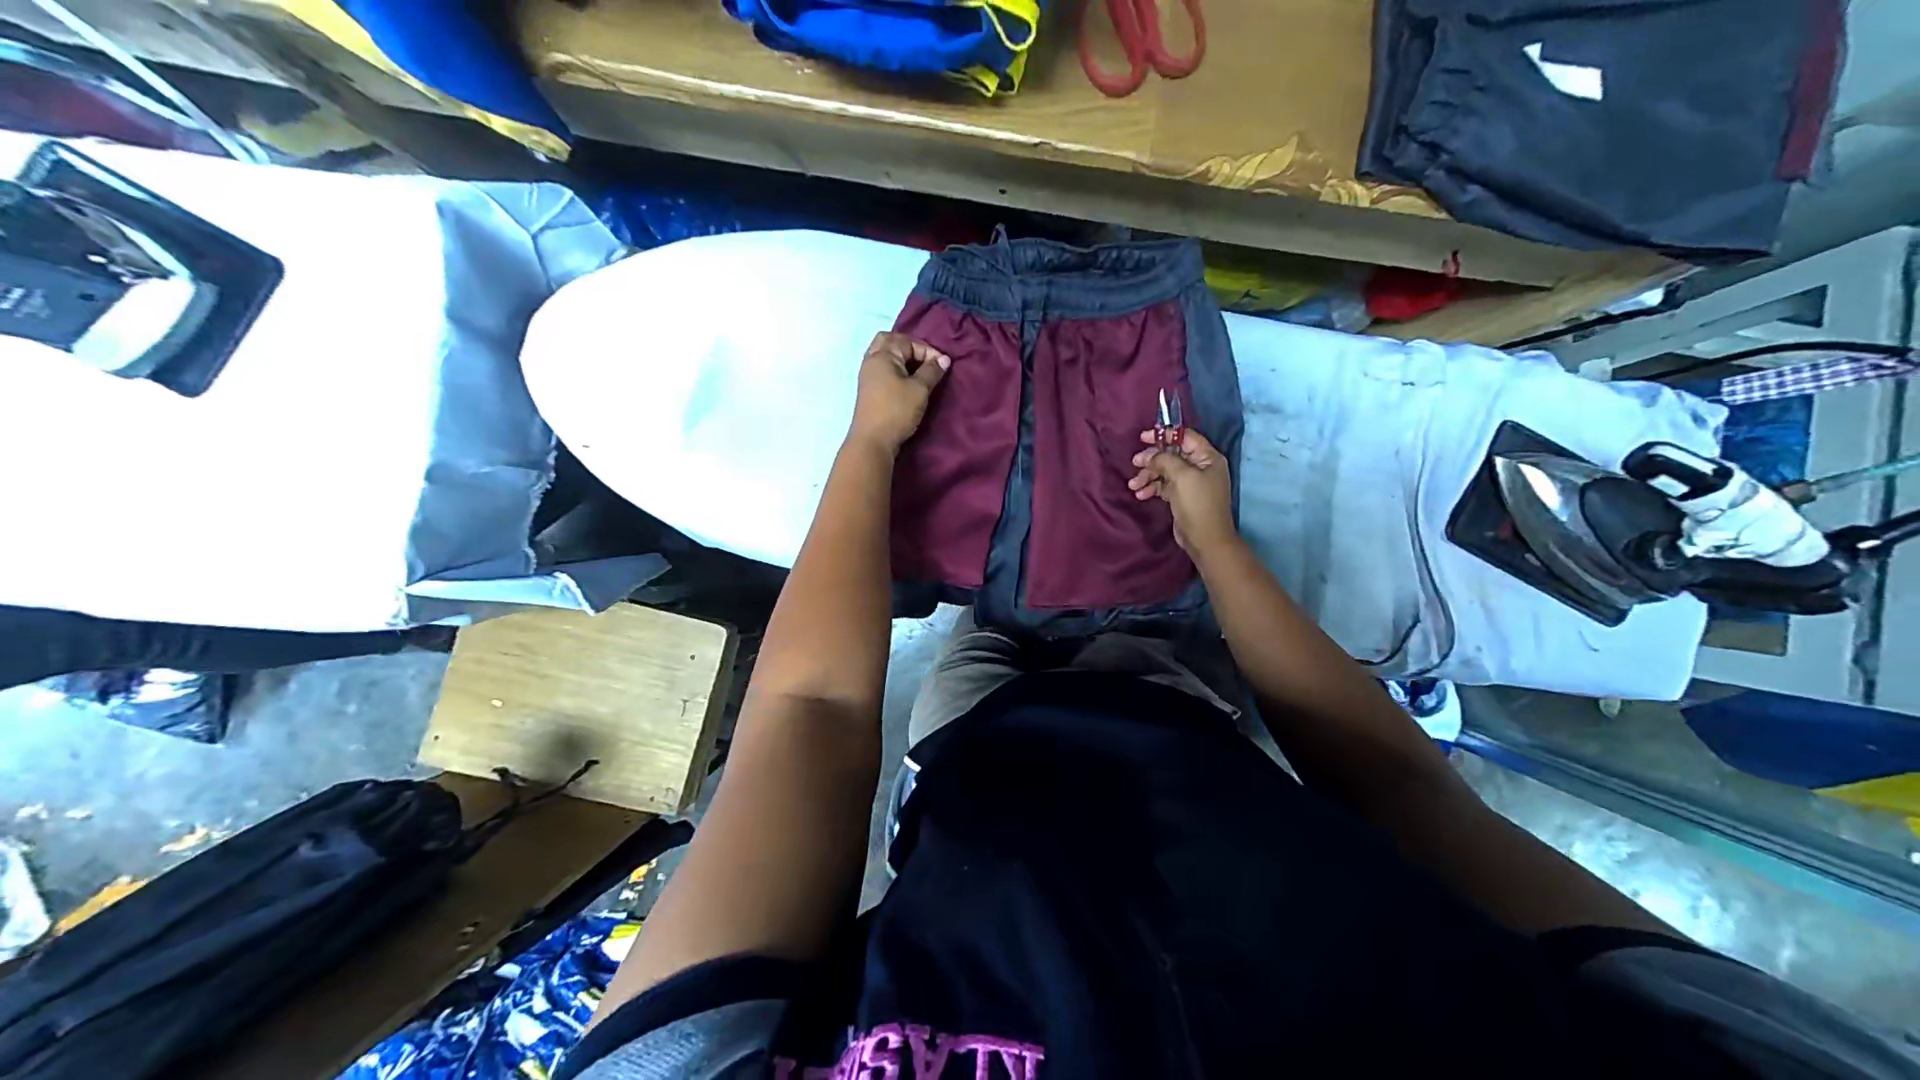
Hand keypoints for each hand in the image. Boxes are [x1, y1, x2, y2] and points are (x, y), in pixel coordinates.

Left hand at [848, 332, 950, 452]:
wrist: (872, 440)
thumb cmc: (897, 411)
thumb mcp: (919, 390)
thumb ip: (932, 371)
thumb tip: (944, 359)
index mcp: (882, 356)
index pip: (907, 341)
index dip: (927, 351)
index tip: (942, 366)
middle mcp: (871, 360)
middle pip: (889, 341)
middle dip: (910, 346)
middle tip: (926, 360)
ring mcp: (868, 375)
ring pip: (884, 354)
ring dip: (902, 358)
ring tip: (919, 371)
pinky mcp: (869, 388)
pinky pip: (883, 368)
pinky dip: (896, 368)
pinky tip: (907, 380)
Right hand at [1128, 428, 1236, 555]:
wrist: (1205, 539)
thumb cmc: (1198, 503)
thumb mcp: (1182, 476)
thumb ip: (1165, 460)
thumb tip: (1152, 456)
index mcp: (1207, 457)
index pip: (1184, 437)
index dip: (1164, 434)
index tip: (1143, 438)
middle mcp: (1199, 467)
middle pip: (1171, 455)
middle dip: (1151, 459)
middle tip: (1135, 463)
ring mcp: (1190, 482)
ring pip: (1164, 471)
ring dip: (1148, 476)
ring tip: (1133, 485)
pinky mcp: (1181, 496)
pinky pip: (1163, 486)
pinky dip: (1151, 488)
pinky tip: (1140, 495)